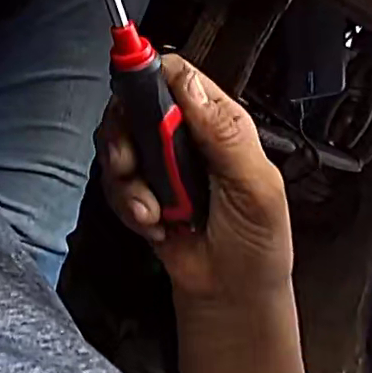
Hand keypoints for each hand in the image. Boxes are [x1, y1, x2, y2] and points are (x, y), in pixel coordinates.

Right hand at [100, 55, 293, 311]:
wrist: (232, 297)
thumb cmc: (258, 242)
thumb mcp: (255, 186)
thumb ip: (224, 134)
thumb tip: (188, 83)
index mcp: (218, 120)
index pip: (178, 76)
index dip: (152, 75)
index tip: (134, 95)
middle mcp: (184, 133)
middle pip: (136, 103)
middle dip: (126, 134)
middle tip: (130, 163)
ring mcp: (160, 161)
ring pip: (118, 141)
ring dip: (127, 180)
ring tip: (151, 209)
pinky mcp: (140, 189)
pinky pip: (113, 182)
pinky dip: (127, 204)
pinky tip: (153, 223)